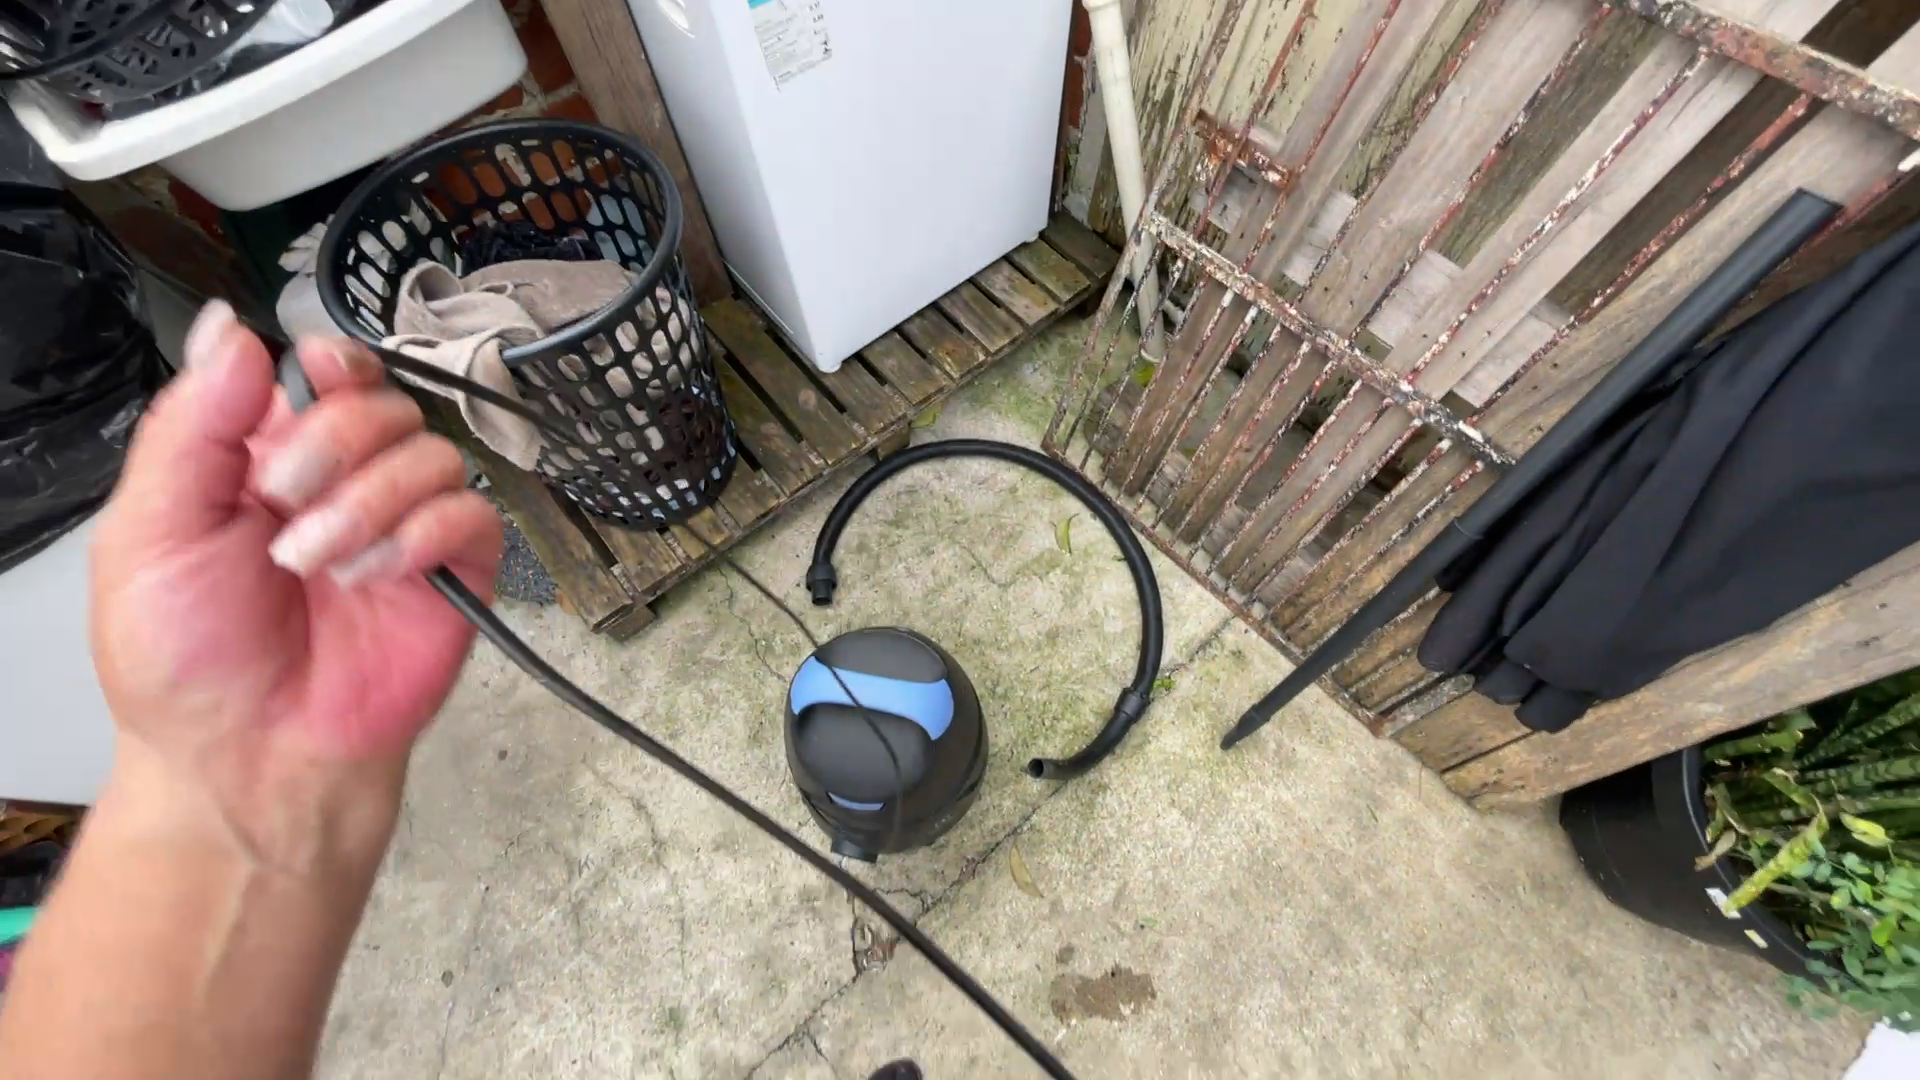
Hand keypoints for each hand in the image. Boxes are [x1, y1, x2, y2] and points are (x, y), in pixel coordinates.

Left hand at [89, 301, 502, 867]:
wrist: (258, 750)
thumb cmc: (189, 655)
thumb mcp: (150, 534)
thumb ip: (191, 431)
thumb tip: (235, 331)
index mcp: (274, 463)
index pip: (332, 379)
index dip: (339, 362)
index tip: (322, 371)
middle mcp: (353, 485)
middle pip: (390, 408)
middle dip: (340, 444)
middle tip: (288, 504)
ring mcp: (413, 526)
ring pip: (436, 458)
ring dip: (375, 503)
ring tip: (323, 563)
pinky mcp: (460, 567)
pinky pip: (474, 515)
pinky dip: (424, 538)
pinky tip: (381, 577)